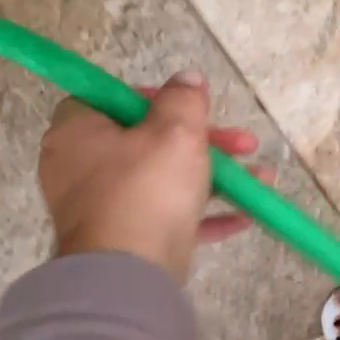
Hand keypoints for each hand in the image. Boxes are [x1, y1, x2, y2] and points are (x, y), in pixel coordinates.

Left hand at [38, 69, 260, 284]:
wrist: (130, 263)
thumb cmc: (149, 187)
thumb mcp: (177, 132)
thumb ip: (184, 100)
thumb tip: (187, 77)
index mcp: (79, 133)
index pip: (109, 100)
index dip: (154, 99)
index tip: (194, 109)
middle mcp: (81, 165)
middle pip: (147, 140)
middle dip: (205, 141)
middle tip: (245, 145)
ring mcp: (103, 203)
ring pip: (165, 178)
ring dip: (216, 175)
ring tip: (260, 180)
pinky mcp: (126, 233)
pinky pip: (171, 213)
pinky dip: (206, 210)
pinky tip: (244, 214)